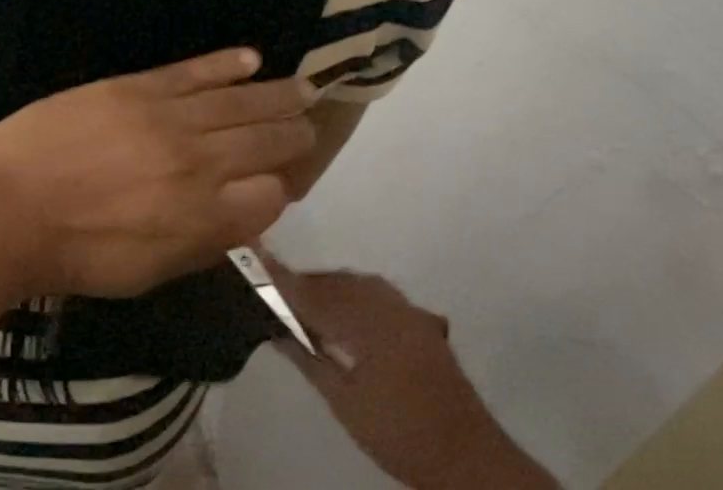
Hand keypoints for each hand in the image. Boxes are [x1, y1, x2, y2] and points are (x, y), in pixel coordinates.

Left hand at [0, 48, 315, 298]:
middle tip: (310, 126)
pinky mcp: (136, 88)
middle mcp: (200, 164)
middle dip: (293, 135)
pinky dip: (226, 64)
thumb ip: (202, 242)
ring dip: (276, 95)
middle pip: (263, 143)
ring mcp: (168, 120)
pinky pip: (194, 72)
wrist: (5, 208)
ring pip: (239, 103)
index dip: (277, 191)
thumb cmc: (73, 255)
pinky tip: (252, 58)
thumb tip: (238, 215)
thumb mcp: (148, 273)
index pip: (268, 198)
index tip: (276, 185)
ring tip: (304, 88)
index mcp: (205, 219)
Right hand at [264, 259, 557, 489]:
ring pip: (358, 284)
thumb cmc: (399, 433)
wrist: (469, 459)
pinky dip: (352, 295)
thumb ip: (308, 360)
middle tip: (272, 289)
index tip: (253, 262)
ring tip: (301, 301)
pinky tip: (341, 312)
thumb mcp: (344, 403)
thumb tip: (275, 331)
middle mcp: (390, 307)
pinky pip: (377, 295)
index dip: (282, 280)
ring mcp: (409, 314)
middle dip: (303, 282)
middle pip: (337, 282)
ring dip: (328, 287)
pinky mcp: (420, 324)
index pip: (315, 293)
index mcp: (369, 323)